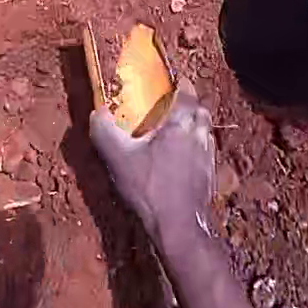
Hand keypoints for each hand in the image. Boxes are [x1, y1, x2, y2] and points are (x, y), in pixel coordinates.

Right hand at [90, 84, 214, 242]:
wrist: (179, 227)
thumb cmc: (150, 187)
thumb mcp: (119, 158)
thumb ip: (105, 131)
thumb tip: (96, 111)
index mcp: (180, 125)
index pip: (188, 95)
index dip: (183, 85)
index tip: (177, 80)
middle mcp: (199, 135)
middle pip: (201, 112)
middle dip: (192, 105)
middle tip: (177, 104)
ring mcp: (208, 157)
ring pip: (206, 132)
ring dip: (196, 126)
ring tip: (180, 130)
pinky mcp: (211, 177)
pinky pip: (207, 152)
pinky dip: (198, 147)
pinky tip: (184, 159)